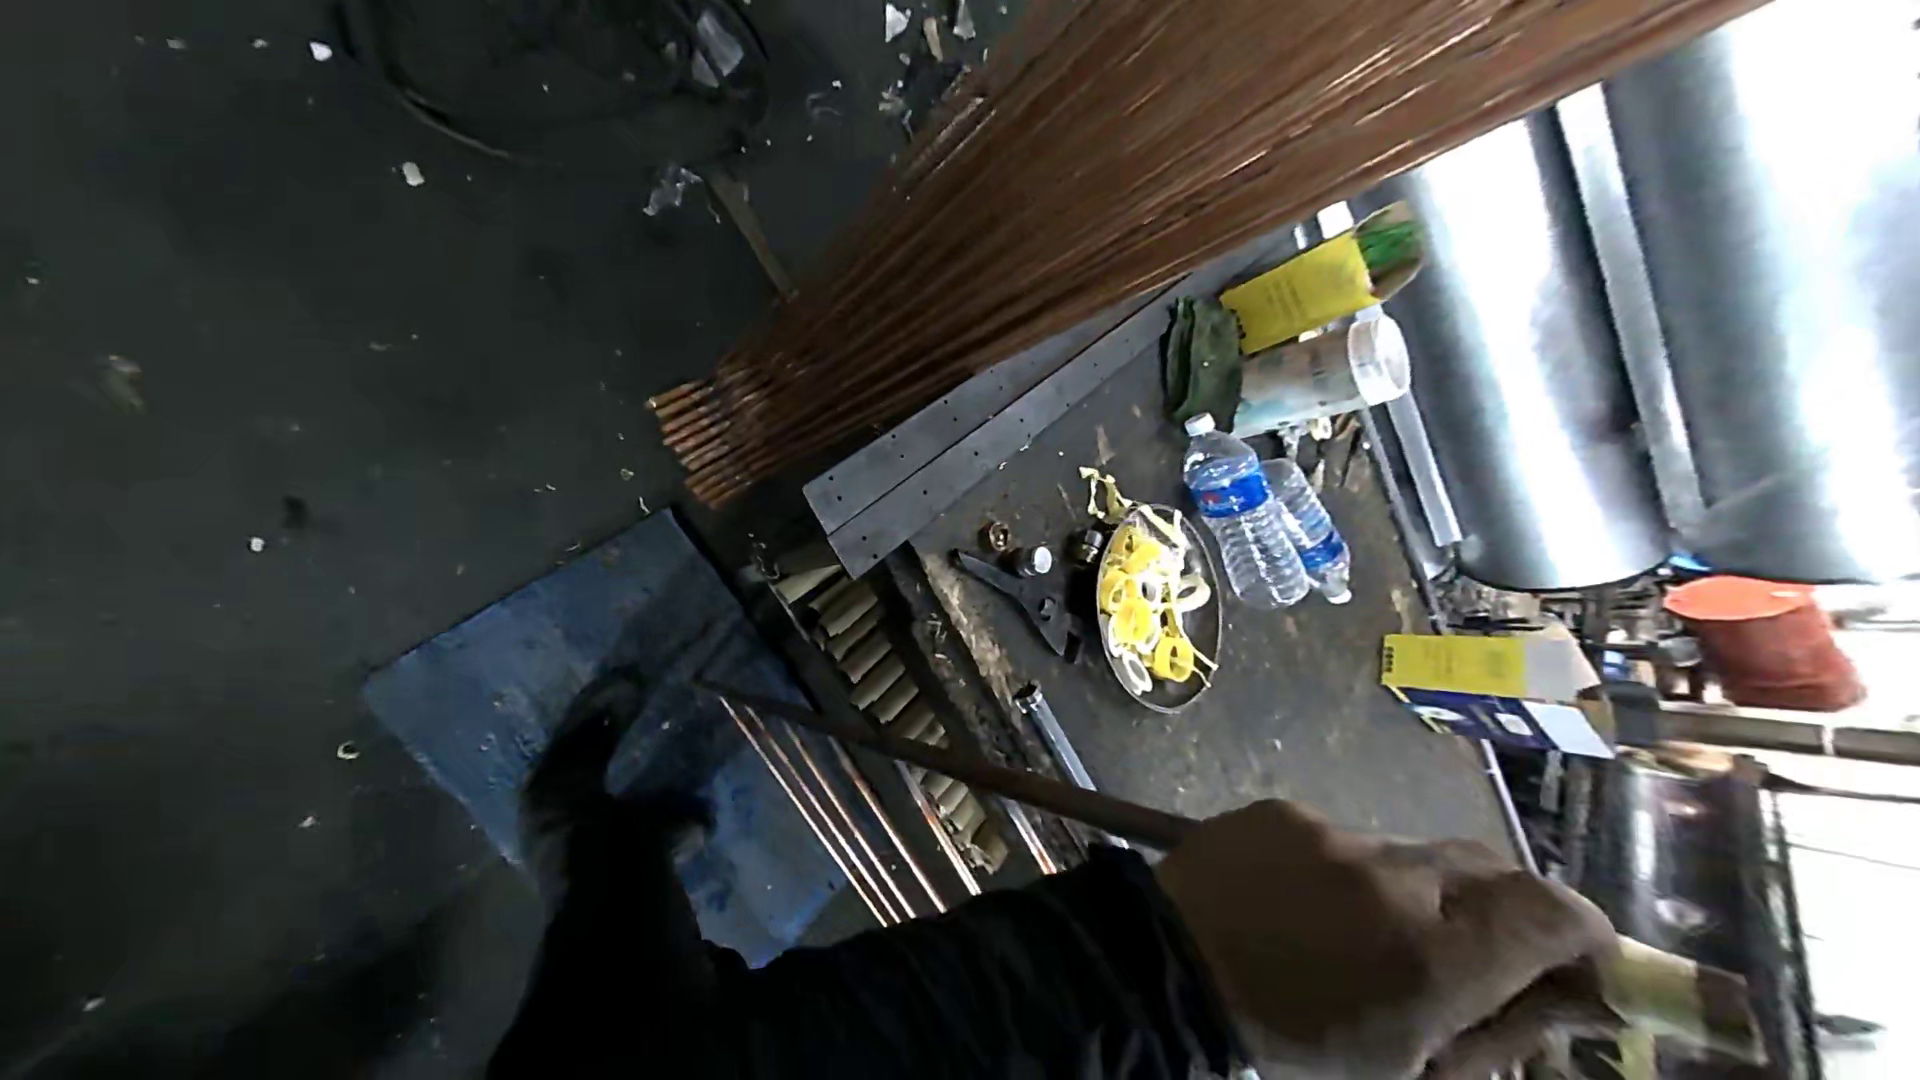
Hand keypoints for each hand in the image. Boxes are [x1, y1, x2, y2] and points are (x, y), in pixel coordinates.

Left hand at [1153, 800, 1617, 1078]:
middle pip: (1485, 864)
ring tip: (1361, 928)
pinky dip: (1346, 867)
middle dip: (1498, 905)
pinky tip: (1305, 899)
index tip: (1574, 955)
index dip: (1578, 931)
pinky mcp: (1283, 808)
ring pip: (1409, 851)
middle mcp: (1389, 874)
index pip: (1550, 908)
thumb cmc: (1292, 1039)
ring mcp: (1330, 830)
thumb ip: (1497, 1025)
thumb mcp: (1411, 1067)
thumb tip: (1567, 992)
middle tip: (1468, 946)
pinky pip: (1340, 835)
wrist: (1171, 961)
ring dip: (1412, 888)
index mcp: (1432, 952)